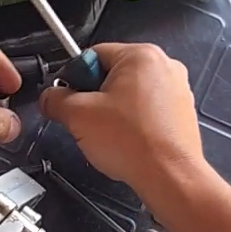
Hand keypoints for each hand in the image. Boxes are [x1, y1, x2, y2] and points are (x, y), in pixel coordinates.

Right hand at [41, 43, 206, 196]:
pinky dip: (132, 122)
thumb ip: (56, 100)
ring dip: (113, 110)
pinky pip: (146, 110)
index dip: (73, 76)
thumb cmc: (134, 143)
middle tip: (86, 118)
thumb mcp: (78, 116)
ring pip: (129, 93)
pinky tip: (125, 140)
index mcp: (140, 56)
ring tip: (107, 133)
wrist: (169, 177)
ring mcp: (177, 90)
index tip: (66, 96)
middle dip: (93, 96)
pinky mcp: (181, 113)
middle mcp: (164, 66)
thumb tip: (49, 98)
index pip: (93, 54)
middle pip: (112, 73)